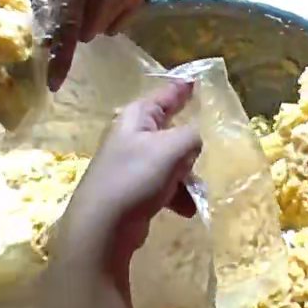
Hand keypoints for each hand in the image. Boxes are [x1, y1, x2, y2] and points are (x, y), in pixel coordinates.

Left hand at [33, 0, 145, 91]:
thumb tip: (45, 45)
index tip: (55, 83)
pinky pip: (118, 26)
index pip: (65, 25)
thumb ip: (43, 5)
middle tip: (73, 1)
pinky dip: (109, 17)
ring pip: (102, 32)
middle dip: (74, 28)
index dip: (60, 57)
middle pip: (84, 35)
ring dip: (92, 22)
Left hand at [56, 82, 202, 288]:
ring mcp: (132, 164)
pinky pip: (165, 185)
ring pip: (172, 161)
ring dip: (187, 175)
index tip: (198, 80)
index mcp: (137, 117)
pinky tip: (186, 210)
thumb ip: (192, 135)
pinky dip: (177, 195)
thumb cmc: (136, 177)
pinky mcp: (134, 190)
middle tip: (204, 152)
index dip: (183, 88)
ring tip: (195, 191)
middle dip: (190, 144)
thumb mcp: (172, 147)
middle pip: (171, 131)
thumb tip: (195, 140)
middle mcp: (132, 136)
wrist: (103, 226)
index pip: (165, 95)